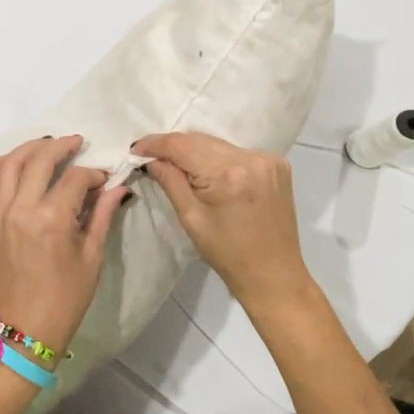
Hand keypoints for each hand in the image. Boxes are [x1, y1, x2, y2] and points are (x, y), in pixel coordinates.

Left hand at [0, 135, 127, 353]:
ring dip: (30, 148)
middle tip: (76, 143)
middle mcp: (20, 208)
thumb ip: (101, 216)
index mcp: (51, 220)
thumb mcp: (91, 258)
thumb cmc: (64, 298)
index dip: (93, 173)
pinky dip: (2, 163)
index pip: (74, 178)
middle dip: (62, 146)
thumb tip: (118, 186)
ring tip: (48, 146)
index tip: (103, 178)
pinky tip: (18, 162)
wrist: (22, 328)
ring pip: (9, 161)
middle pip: (40, 159)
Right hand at [132, 132, 315, 313]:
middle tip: (152, 158)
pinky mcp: (278, 164)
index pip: (182, 144)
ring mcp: (268, 159)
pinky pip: (236, 151)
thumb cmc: (227, 253)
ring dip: (196, 151)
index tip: (136, 149)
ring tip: (179, 167)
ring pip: (218, 143)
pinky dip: (219, 158)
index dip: (155, 143)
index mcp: (227, 174)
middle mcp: (250, 158)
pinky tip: (211, 174)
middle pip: (200, 139)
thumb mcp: (190, 218)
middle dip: (174, 147)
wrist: (273, 274)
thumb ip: (170, 181)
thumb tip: (151, 159)